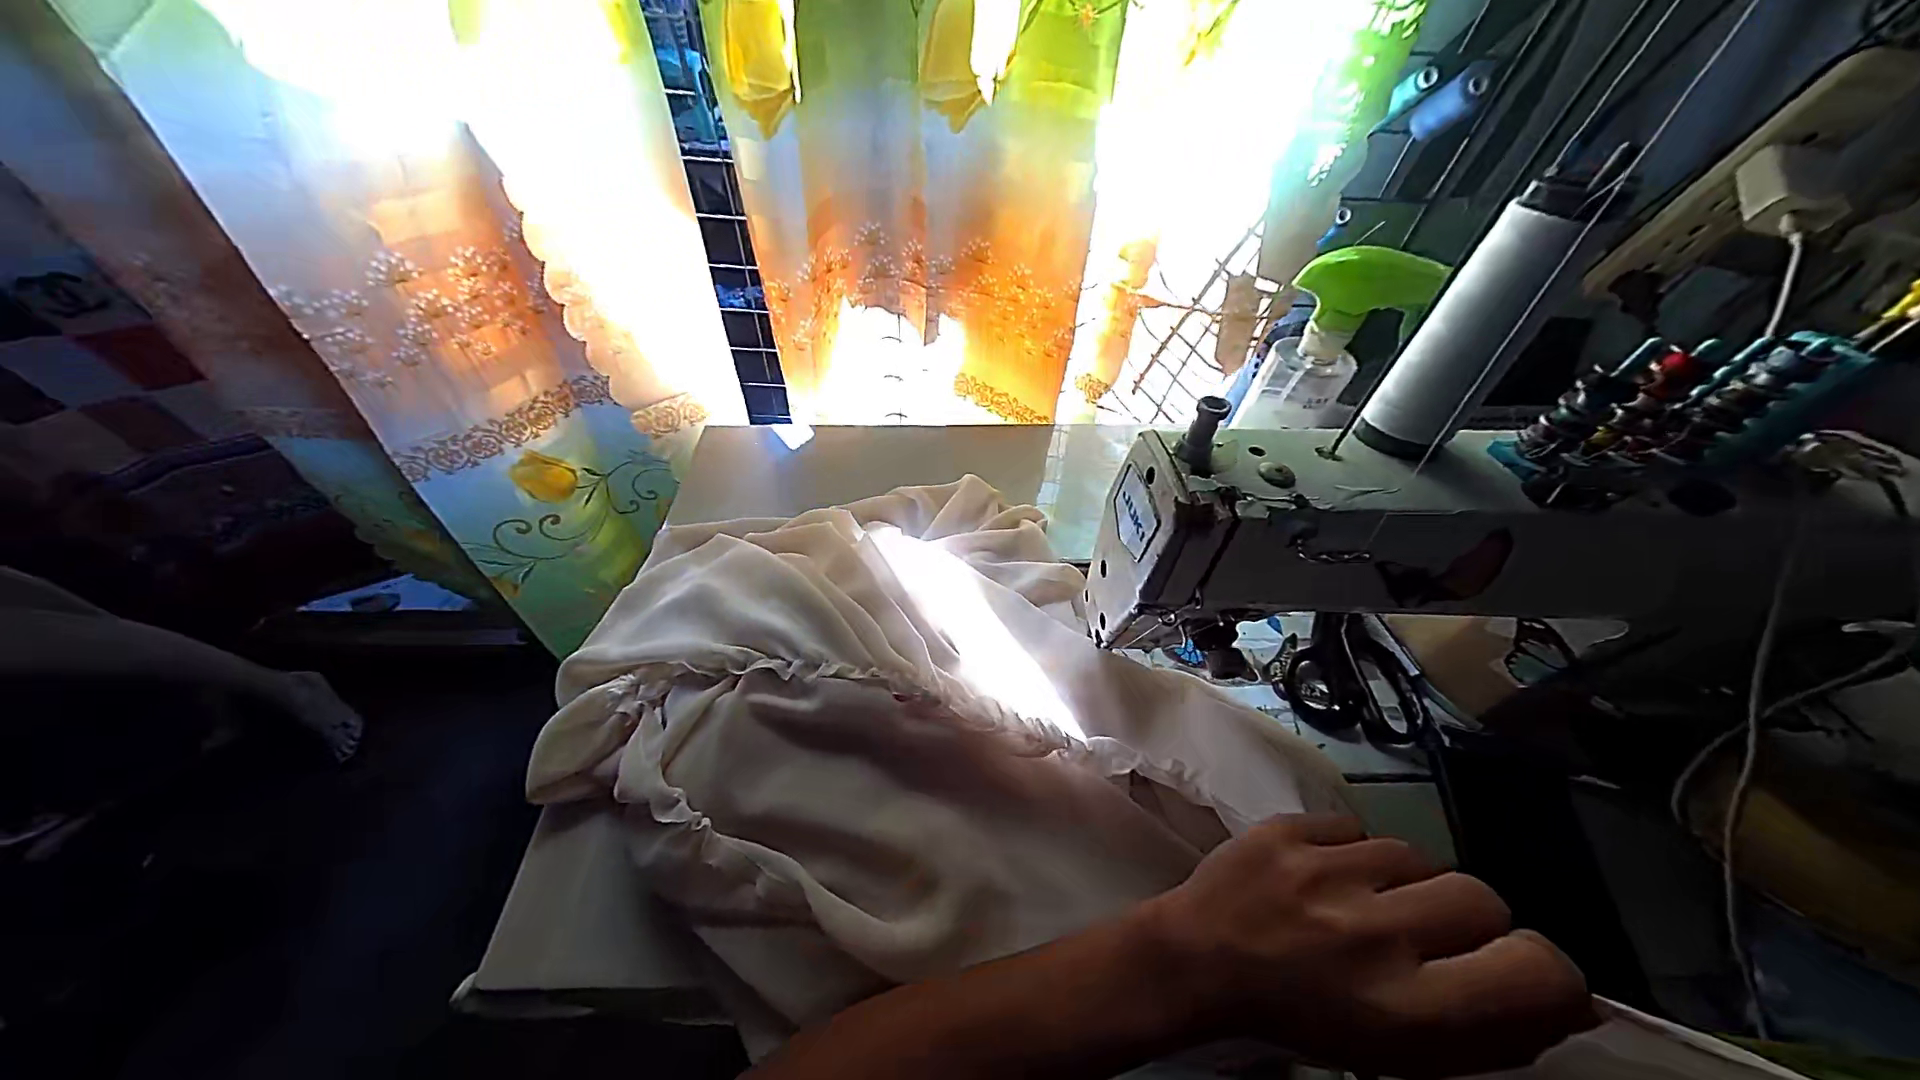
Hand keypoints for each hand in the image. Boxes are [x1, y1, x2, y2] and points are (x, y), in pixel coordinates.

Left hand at [1133, 814, 1597, 1078]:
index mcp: (1409, 1006)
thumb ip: (1490, 1029)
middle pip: (1481, 895)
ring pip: (1416, 853)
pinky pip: (1355, 825)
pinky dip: (1350, 848)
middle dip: (1468, 915)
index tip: (1514, 967)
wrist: (1201, 956)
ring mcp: (1323, 870)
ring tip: (1363, 898)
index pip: (1537, 970)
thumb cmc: (1303, 1014)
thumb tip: (1566, 995)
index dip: (1543, 969)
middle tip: (1424, 928)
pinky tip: (1324, 872)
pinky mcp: (1285, 828)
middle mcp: (1372, 931)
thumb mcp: (1401, 1051)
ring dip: (1404, 878)